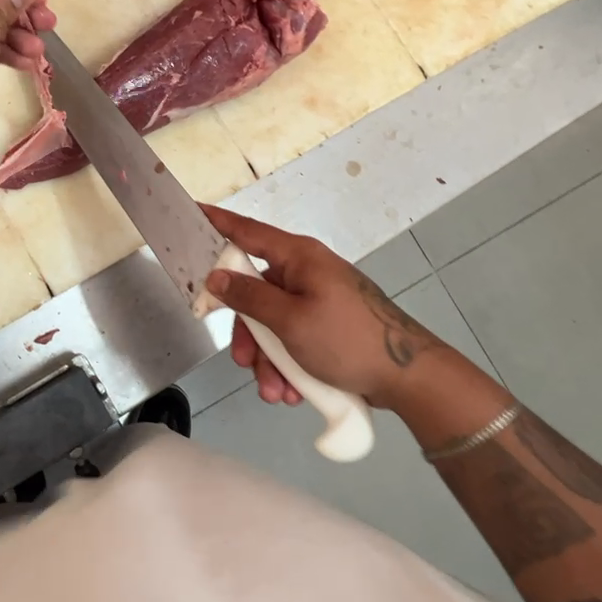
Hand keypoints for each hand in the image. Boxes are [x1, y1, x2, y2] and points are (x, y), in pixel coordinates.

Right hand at [203, 204, 442, 408]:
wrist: (410, 378)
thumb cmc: (348, 339)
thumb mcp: (289, 321)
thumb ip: (248, 297)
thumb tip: (216, 277)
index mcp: (298, 258)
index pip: (247, 232)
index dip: (217, 222)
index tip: (192, 210)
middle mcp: (305, 273)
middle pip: (255, 293)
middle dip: (249, 335)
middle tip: (244, 362)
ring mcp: (317, 300)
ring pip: (272, 324)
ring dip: (268, 360)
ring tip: (275, 391)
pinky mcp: (326, 326)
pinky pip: (293, 340)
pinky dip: (288, 365)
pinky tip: (291, 391)